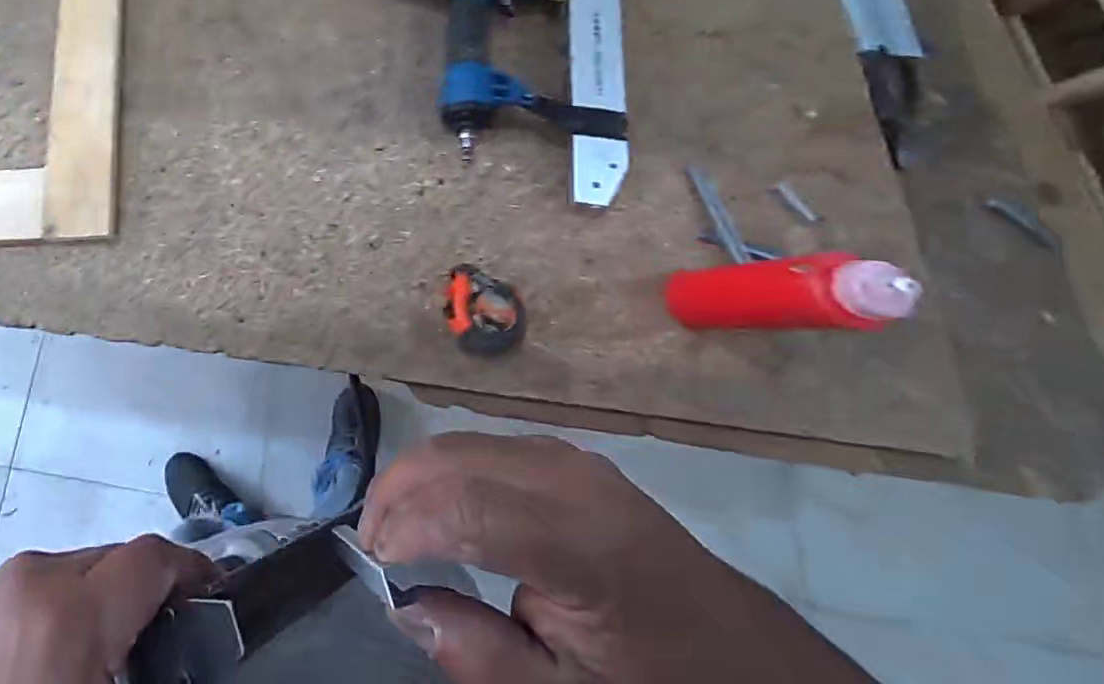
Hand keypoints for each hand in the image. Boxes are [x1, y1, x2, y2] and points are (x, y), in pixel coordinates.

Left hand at [0, 535, 214, 683]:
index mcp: (69, 612)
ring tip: (123, 647)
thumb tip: (194, 636)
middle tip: (171, 632)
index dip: (192, 570)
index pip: (151, 556)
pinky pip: (46, 591)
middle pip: (119, 557)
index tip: (214, 593)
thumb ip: (160, 663)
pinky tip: (77, 654)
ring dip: (113, 598)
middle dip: (151, 588)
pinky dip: (73, 609)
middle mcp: (32, 585)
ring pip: (83, 569)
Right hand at [360, 433, 870, 683]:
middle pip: (459, 458)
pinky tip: (435, 505)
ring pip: (469, 443)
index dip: (408, 525)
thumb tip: (404, 606)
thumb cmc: (655, 679)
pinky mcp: (572, 459)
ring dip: (419, 475)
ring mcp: (574, 460)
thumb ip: (480, 655)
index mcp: (584, 544)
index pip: (470, 507)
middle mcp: (574, 480)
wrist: (734, 648)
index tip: (373, 563)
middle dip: (399, 490)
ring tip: (391, 526)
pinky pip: (491, 448)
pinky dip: (449, 469)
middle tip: (368, 543)